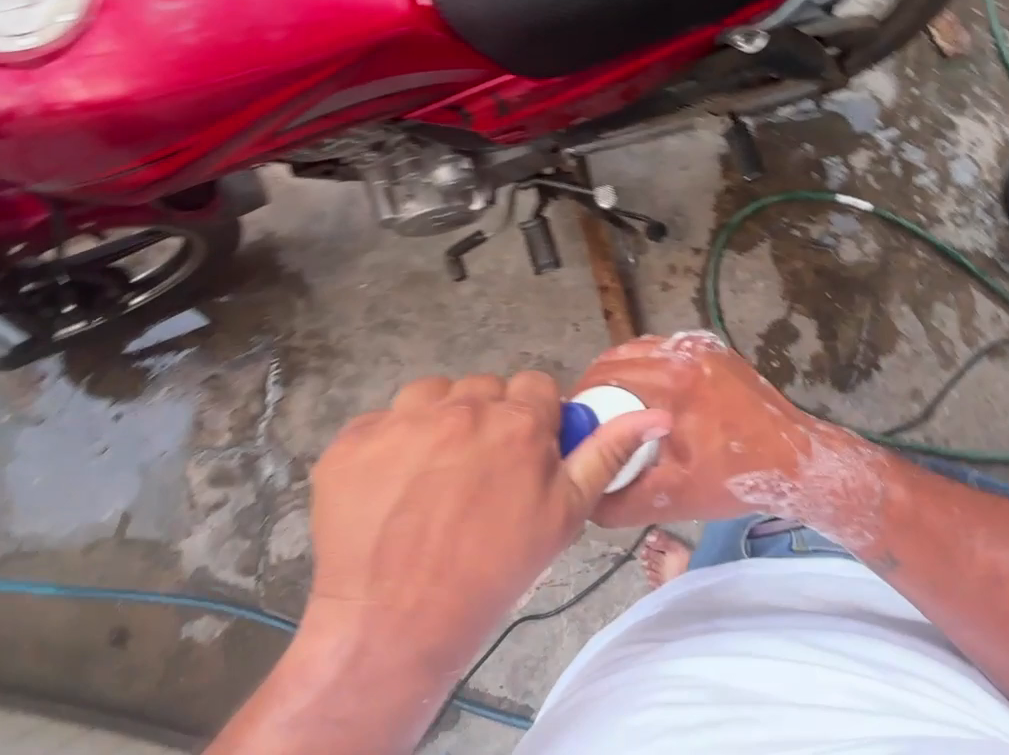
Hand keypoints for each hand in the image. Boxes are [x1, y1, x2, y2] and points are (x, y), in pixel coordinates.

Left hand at [304, 371, 669, 676]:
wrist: (396, 620)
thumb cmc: (496, 568)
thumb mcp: (565, 514)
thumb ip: (608, 453)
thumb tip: (657, 414)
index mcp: (519, 421)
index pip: (535, 387)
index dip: (533, 419)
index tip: (525, 453)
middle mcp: (462, 406)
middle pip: (483, 388)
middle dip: (487, 418)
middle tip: (479, 471)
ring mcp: (401, 421)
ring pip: (431, 395)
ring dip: (438, 420)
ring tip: (433, 472)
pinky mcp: (351, 441)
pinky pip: (380, 422)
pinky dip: (389, 446)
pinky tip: (392, 487)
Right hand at [575, 333, 887, 536]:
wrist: (795, 462)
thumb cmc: (735, 480)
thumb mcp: (670, 498)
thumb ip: (617, 501)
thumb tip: (581, 497)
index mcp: (674, 381)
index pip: (605, 374)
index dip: (583, 398)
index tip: (575, 424)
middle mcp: (687, 353)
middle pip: (621, 356)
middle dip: (599, 384)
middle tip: (591, 419)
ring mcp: (705, 348)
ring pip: (644, 349)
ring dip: (623, 374)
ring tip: (616, 411)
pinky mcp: (717, 353)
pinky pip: (668, 352)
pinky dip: (650, 369)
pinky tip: (650, 402)